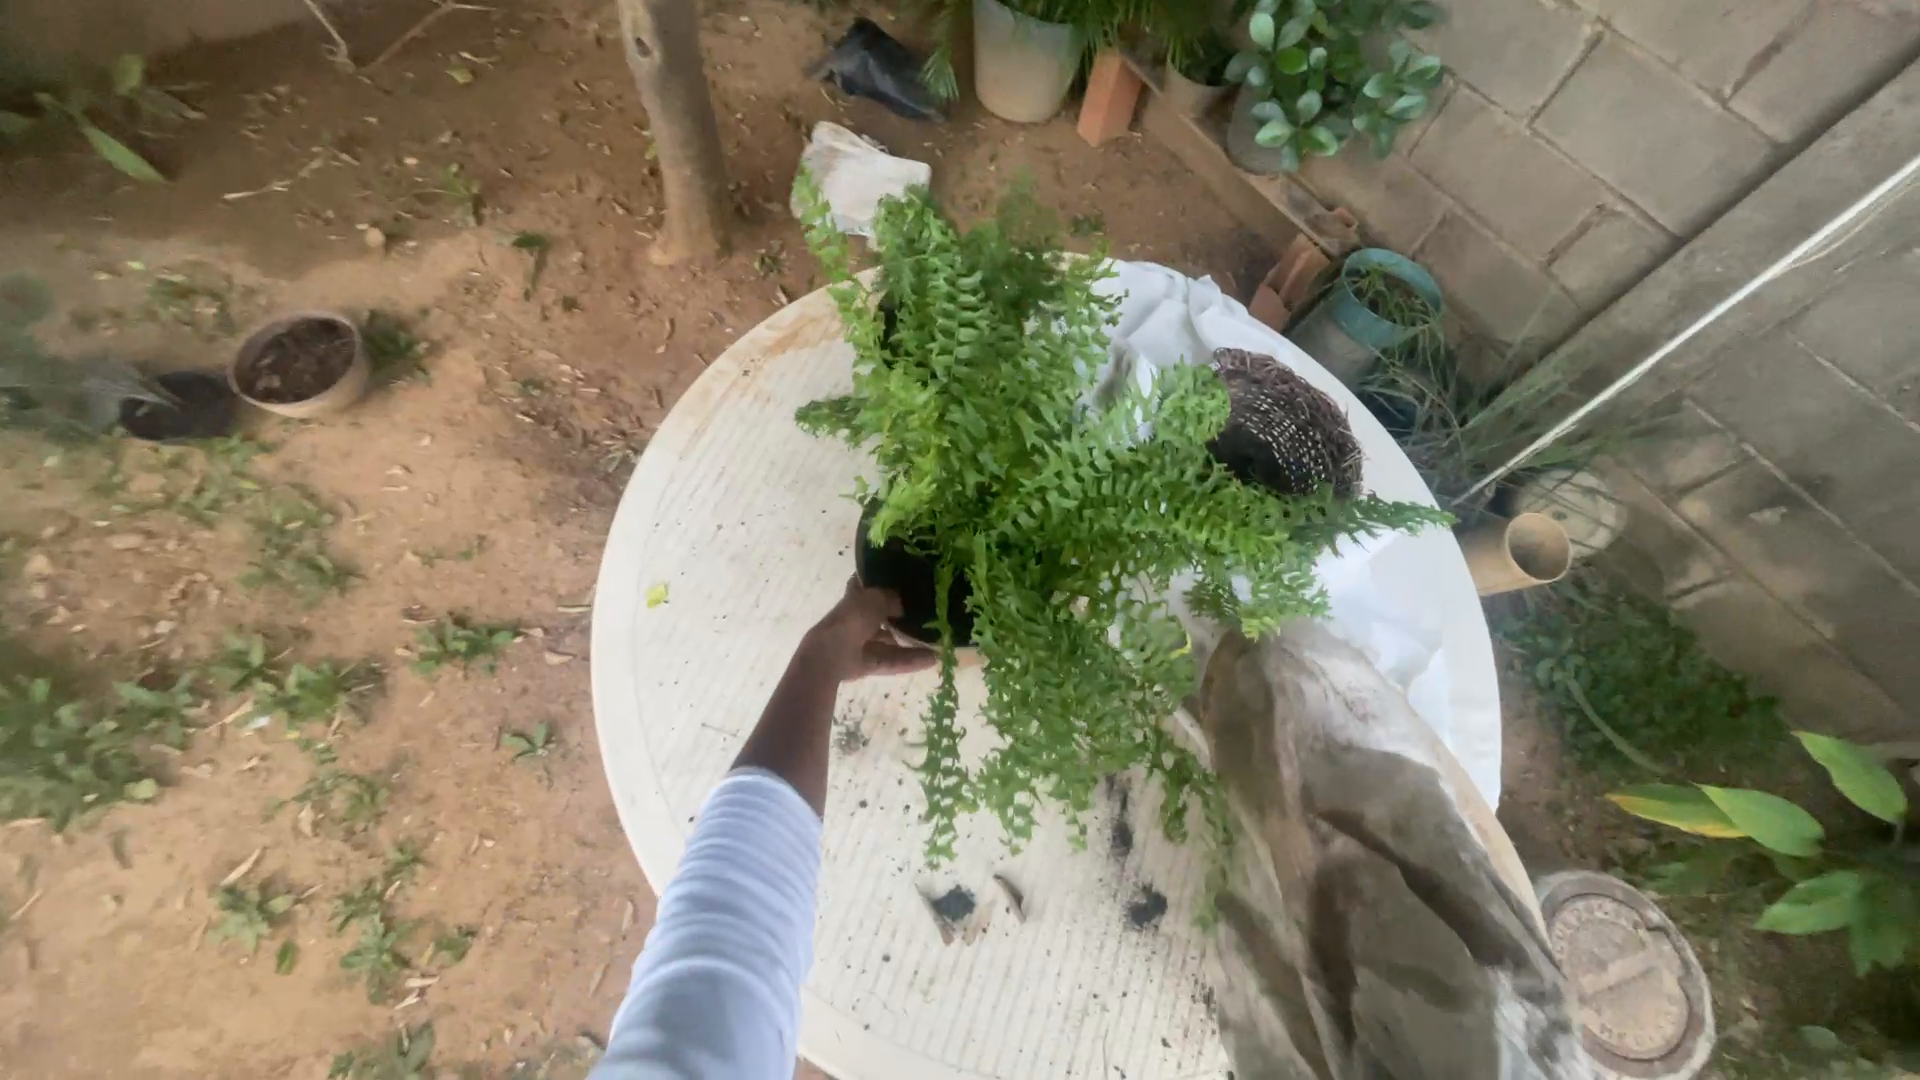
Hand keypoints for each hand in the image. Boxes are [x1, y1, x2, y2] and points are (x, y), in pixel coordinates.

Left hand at [797, 578, 938, 683]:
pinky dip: (911, 660)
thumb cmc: (852, 618)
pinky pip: (893, 660)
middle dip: (900, 616)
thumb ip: (891, 599)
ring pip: (890, 642)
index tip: (899, 579)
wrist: (832, 654)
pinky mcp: (868, 663)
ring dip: (911, 642)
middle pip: (881, 616)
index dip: (878, 581)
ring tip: (936, 641)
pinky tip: (933, 659)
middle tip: (927, 613)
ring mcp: (862, 643)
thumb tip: (902, 606)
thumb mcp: (876, 599)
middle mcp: (857, 619)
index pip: (864, 586)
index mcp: (854, 599)